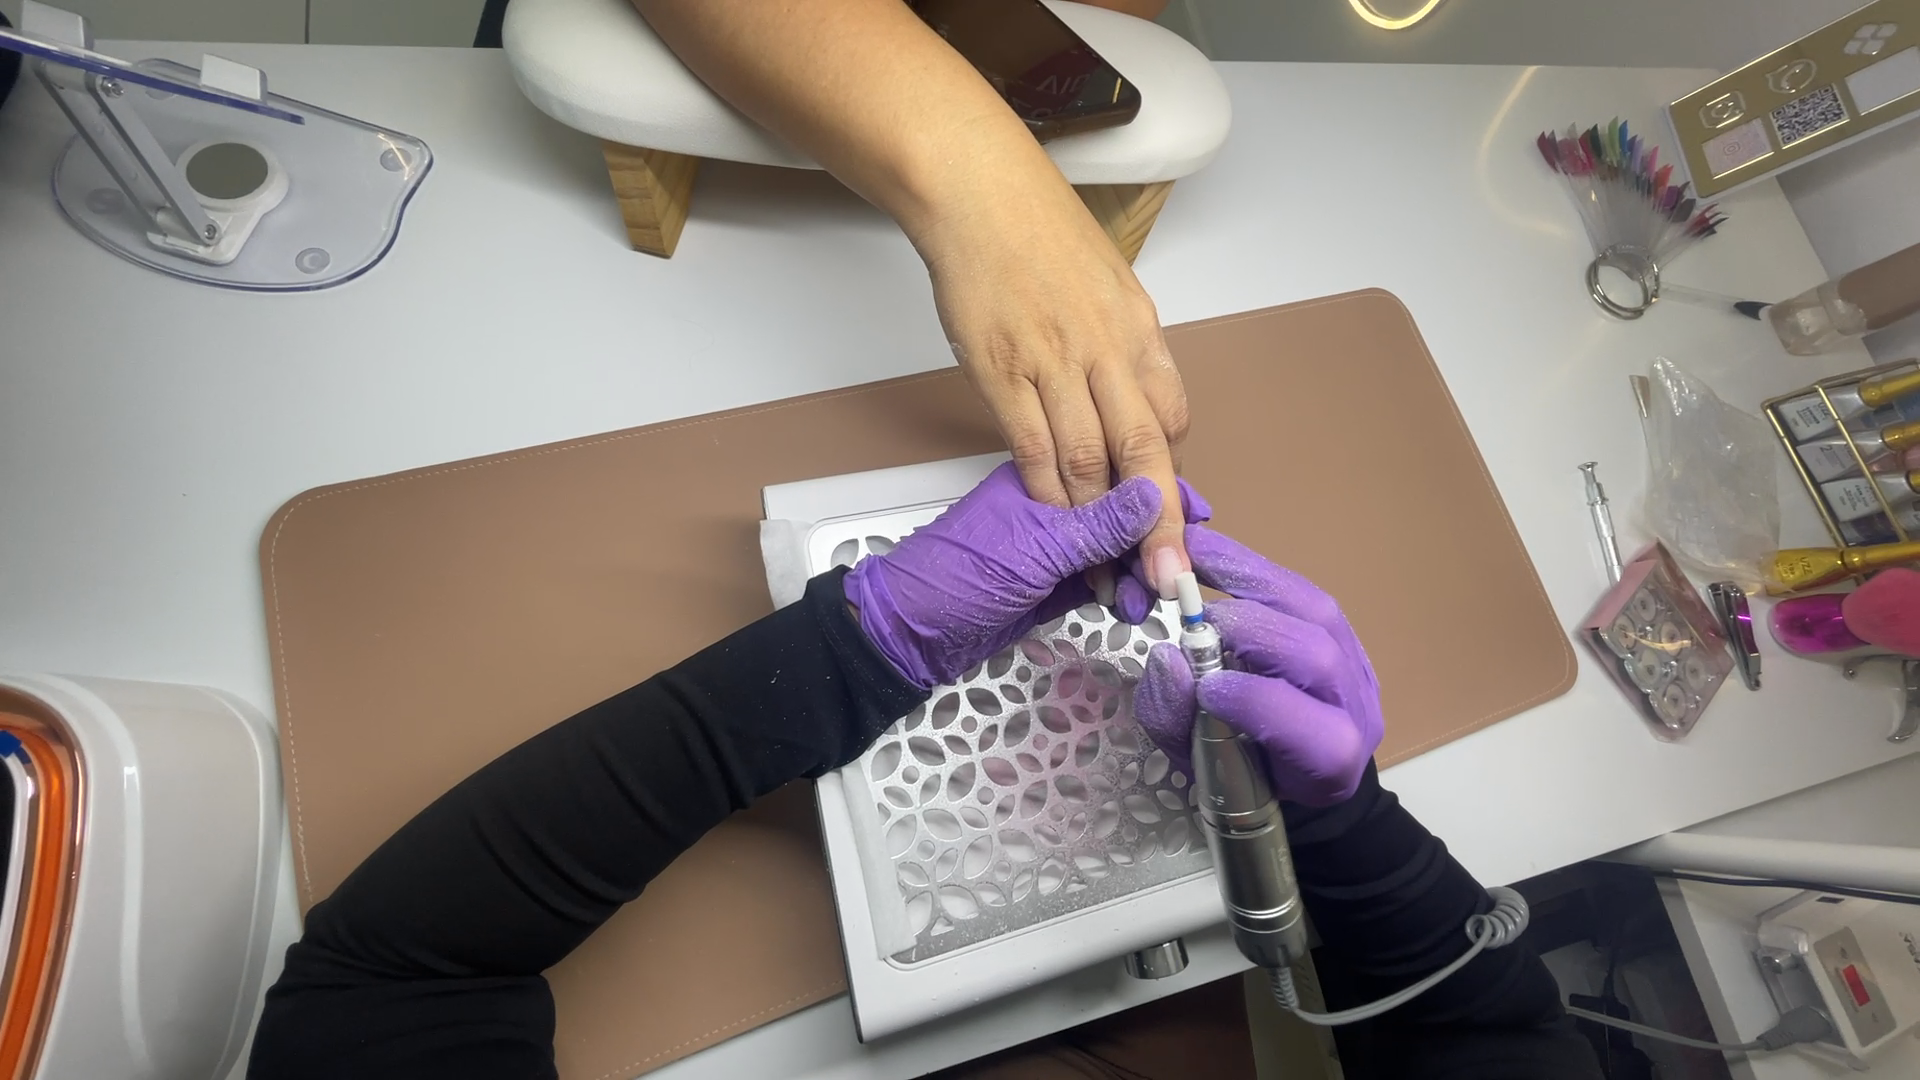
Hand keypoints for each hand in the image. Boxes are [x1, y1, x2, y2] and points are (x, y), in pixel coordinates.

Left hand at [844, 462, 1160, 689]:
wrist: (913, 634)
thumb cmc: (962, 577)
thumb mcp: (1033, 548)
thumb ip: (1096, 525)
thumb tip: (1158, 494)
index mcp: (1044, 476)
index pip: (1117, 473)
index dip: (1161, 495)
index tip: (1201, 520)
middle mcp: (1056, 505)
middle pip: (1123, 514)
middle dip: (1157, 542)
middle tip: (1178, 574)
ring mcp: (1056, 547)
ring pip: (1116, 550)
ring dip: (1138, 573)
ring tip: (1150, 601)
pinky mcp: (1054, 584)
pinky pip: (1100, 580)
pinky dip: (1119, 592)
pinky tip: (1132, 606)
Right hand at [912, 178, 1190, 598]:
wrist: (978, 195)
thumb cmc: (1042, 236)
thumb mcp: (1110, 286)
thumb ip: (1126, 354)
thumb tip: (1134, 414)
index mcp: (1139, 331)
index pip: (1172, 421)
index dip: (1171, 479)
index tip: (1165, 520)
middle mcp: (1106, 351)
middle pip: (1143, 453)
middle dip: (1157, 526)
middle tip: (1164, 579)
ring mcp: (1053, 362)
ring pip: (1087, 460)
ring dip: (1096, 523)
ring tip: (1101, 570)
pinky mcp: (1001, 373)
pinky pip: (1031, 446)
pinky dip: (1046, 493)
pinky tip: (1053, 525)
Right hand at [1131, 524, 1383, 805]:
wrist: (1293, 761)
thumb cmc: (1241, 768)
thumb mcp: (1197, 760)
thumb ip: (1176, 718)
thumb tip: (1167, 658)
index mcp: (1327, 762)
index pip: (1310, 730)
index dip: (1254, 700)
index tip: (1203, 686)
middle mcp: (1354, 707)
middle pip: (1315, 656)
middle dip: (1246, 628)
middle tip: (1188, 616)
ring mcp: (1355, 661)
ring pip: (1314, 609)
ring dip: (1245, 579)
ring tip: (1191, 561)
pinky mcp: (1341, 626)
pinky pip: (1299, 587)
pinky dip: (1247, 567)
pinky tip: (1206, 553)